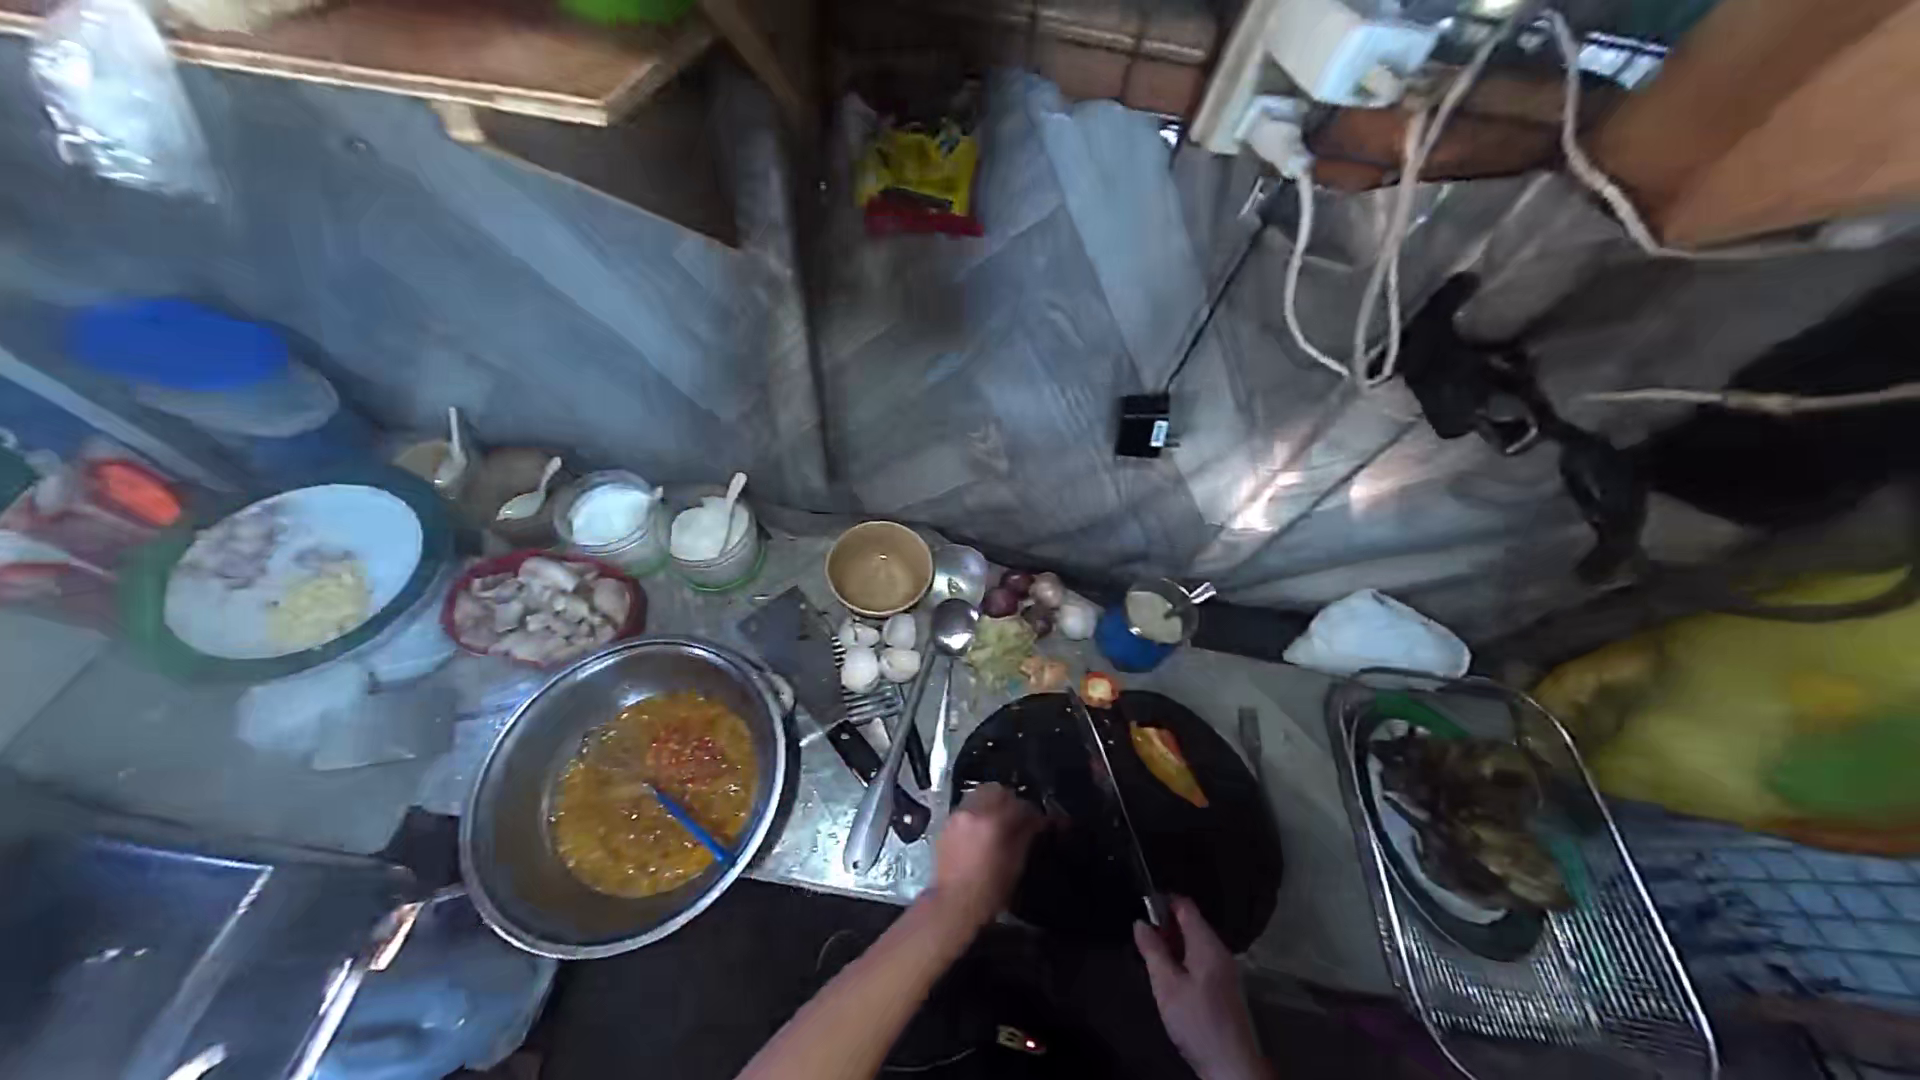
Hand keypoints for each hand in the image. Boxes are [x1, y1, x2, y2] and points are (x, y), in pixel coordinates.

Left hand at [927, 783, 1042, 929]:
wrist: (953, 903)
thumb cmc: (989, 890)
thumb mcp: (1015, 864)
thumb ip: (1026, 835)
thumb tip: (1038, 821)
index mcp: (994, 822)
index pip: (1020, 804)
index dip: (1033, 812)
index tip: (1039, 821)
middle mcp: (974, 811)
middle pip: (998, 790)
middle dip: (1012, 800)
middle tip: (1019, 817)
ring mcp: (958, 815)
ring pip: (980, 794)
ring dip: (993, 803)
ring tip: (1000, 821)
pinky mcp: (947, 822)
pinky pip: (967, 806)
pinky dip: (978, 811)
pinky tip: (982, 829)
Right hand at [1135, 897, 1271, 1079]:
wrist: (1232, 1069)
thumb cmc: (1197, 1021)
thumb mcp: (1166, 985)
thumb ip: (1152, 950)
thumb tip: (1140, 922)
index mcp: (1207, 944)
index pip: (1185, 906)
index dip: (1163, 902)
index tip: (1142, 911)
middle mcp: (1219, 951)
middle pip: (1190, 924)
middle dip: (1165, 927)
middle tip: (1142, 941)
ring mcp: (1225, 971)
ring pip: (1194, 944)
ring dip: (1172, 946)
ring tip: (1151, 960)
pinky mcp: (1224, 989)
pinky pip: (1200, 961)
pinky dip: (1183, 962)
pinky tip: (1169, 979)